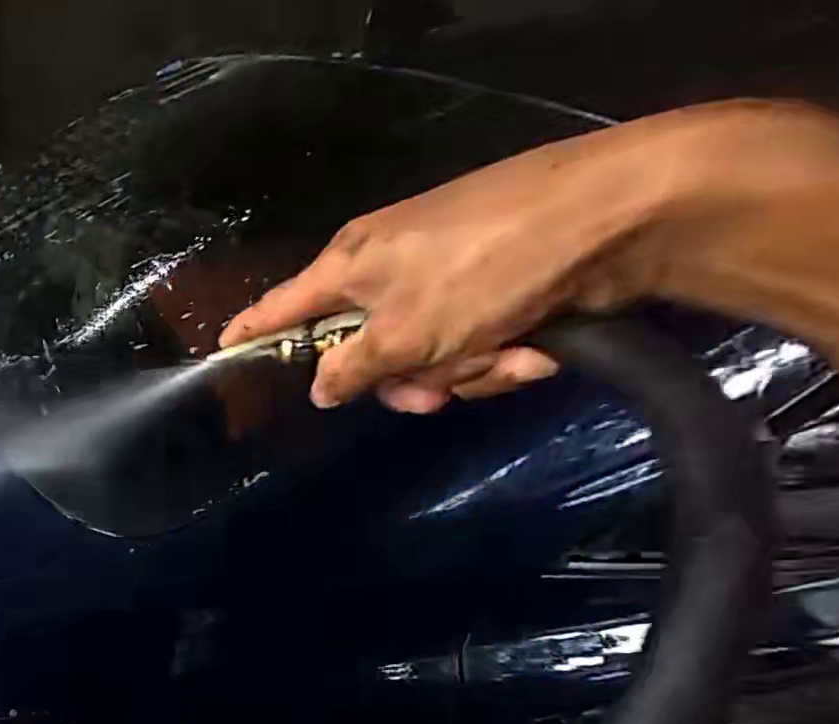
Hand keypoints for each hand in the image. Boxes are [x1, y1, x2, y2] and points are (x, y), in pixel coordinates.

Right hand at [218, 106, 725, 411]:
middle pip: (360, 353)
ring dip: (458, 372)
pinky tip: (533, 344)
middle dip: (399, 381)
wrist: (619, 214)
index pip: (278, 308)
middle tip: (428, 393)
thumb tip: (318, 390)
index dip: (249, 333)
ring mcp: (438, 281)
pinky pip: (467, 347)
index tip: (219, 350)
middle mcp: (386, 271)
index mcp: (349, 267)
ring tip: (501, 353)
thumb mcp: (405, 331)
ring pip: (420, 359)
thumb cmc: (486, 269)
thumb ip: (350, 368)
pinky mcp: (487, 289)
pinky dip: (497, 356)